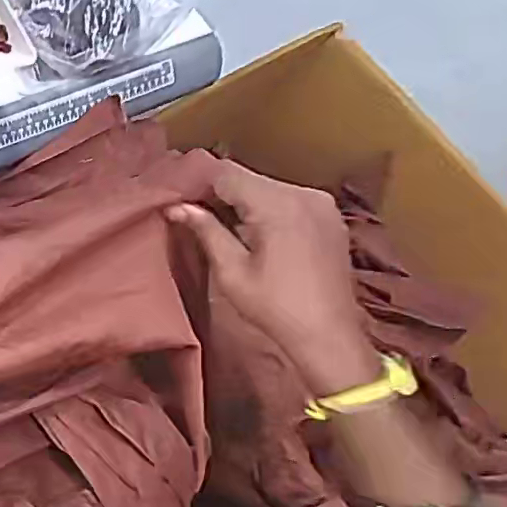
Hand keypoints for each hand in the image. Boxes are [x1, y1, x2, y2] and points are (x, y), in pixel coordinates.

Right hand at [167, 164, 380, 394]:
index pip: (228, 174)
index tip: (179, 201)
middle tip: (193, 216)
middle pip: (250, 179)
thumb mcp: (231, 271)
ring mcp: (322, 204)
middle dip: (219, 194)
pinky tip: (254, 235)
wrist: (327, 333)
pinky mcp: (329, 217)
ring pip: (269, 189)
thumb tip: (177, 207)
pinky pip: (289, 201)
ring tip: (221, 228)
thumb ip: (206, 231)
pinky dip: (266, 210)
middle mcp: (305, 194)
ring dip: (243, 203)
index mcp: (278, 204)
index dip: (198, 183)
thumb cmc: (273, 307)